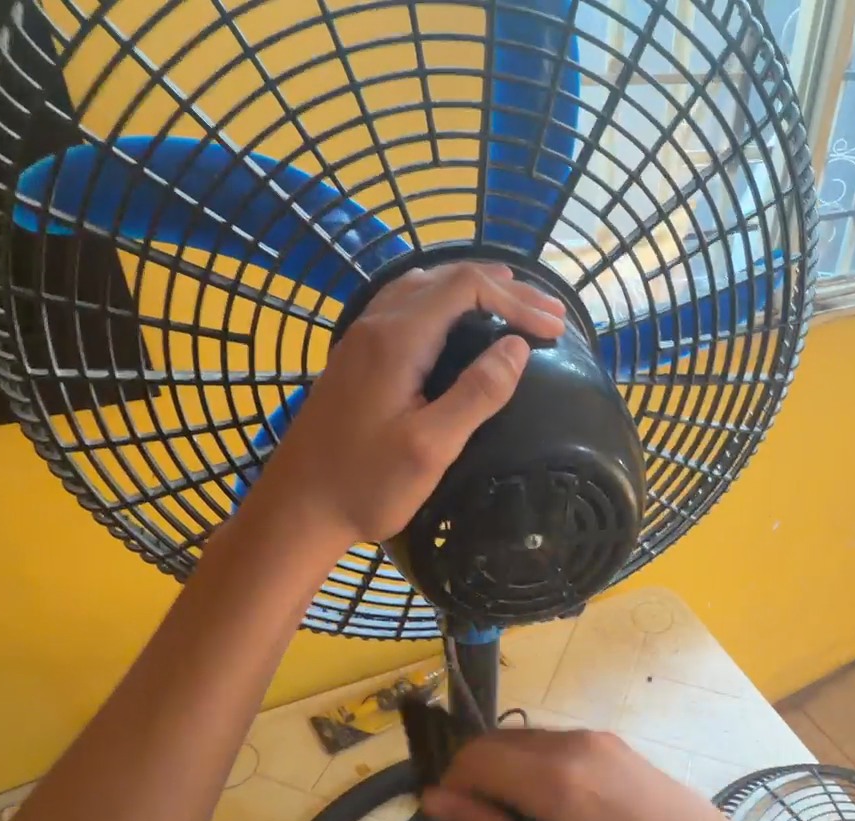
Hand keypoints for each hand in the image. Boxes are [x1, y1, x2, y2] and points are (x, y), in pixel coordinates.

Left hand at [247, 262, 565, 543]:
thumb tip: (518, 348)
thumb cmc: (366, 484)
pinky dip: (445, 300)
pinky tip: (457, 318)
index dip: (517, 300)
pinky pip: (407, 305)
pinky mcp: (357, 357)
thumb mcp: (431, 446)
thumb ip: (477, 393)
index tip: (556, 328)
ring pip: (424, 286)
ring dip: (474, 288)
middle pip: (447, 278)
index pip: (466, 288)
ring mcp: (361, 338)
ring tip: (515, 301)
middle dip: (505, 289)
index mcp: (397, 339)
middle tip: (551, 313)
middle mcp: (377, 324)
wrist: (298, 508)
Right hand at [422, 729, 793, 820]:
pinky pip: (557, 745)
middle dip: (475, 777)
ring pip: (527, 740)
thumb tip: (437, 801)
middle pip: (498, 741)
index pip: (476, 757)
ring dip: (505, 771)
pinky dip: (536, 767)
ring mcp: (601, 738)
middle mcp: (577, 743)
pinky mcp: (617, 744)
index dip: (450, 785)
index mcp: (560, 778)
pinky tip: (552, 811)